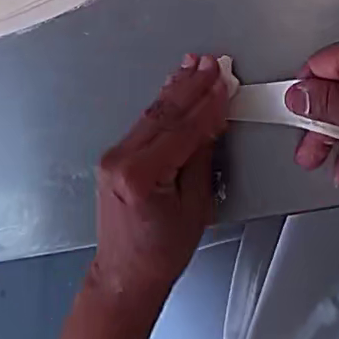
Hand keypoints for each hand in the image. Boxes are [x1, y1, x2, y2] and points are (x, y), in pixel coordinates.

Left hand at [88, 54, 230, 309]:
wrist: (125, 275)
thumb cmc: (161, 252)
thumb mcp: (196, 206)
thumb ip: (201, 157)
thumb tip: (211, 121)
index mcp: (141, 175)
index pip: (182, 130)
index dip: (207, 104)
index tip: (223, 82)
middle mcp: (122, 160)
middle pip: (165, 114)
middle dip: (191, 86)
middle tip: (211, 63)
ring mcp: (114, 156)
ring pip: (153, 114)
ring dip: (176, 88)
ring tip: (195, 66)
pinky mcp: (114, 156)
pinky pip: (143, 124)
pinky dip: (163, 105)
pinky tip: (174, 88)